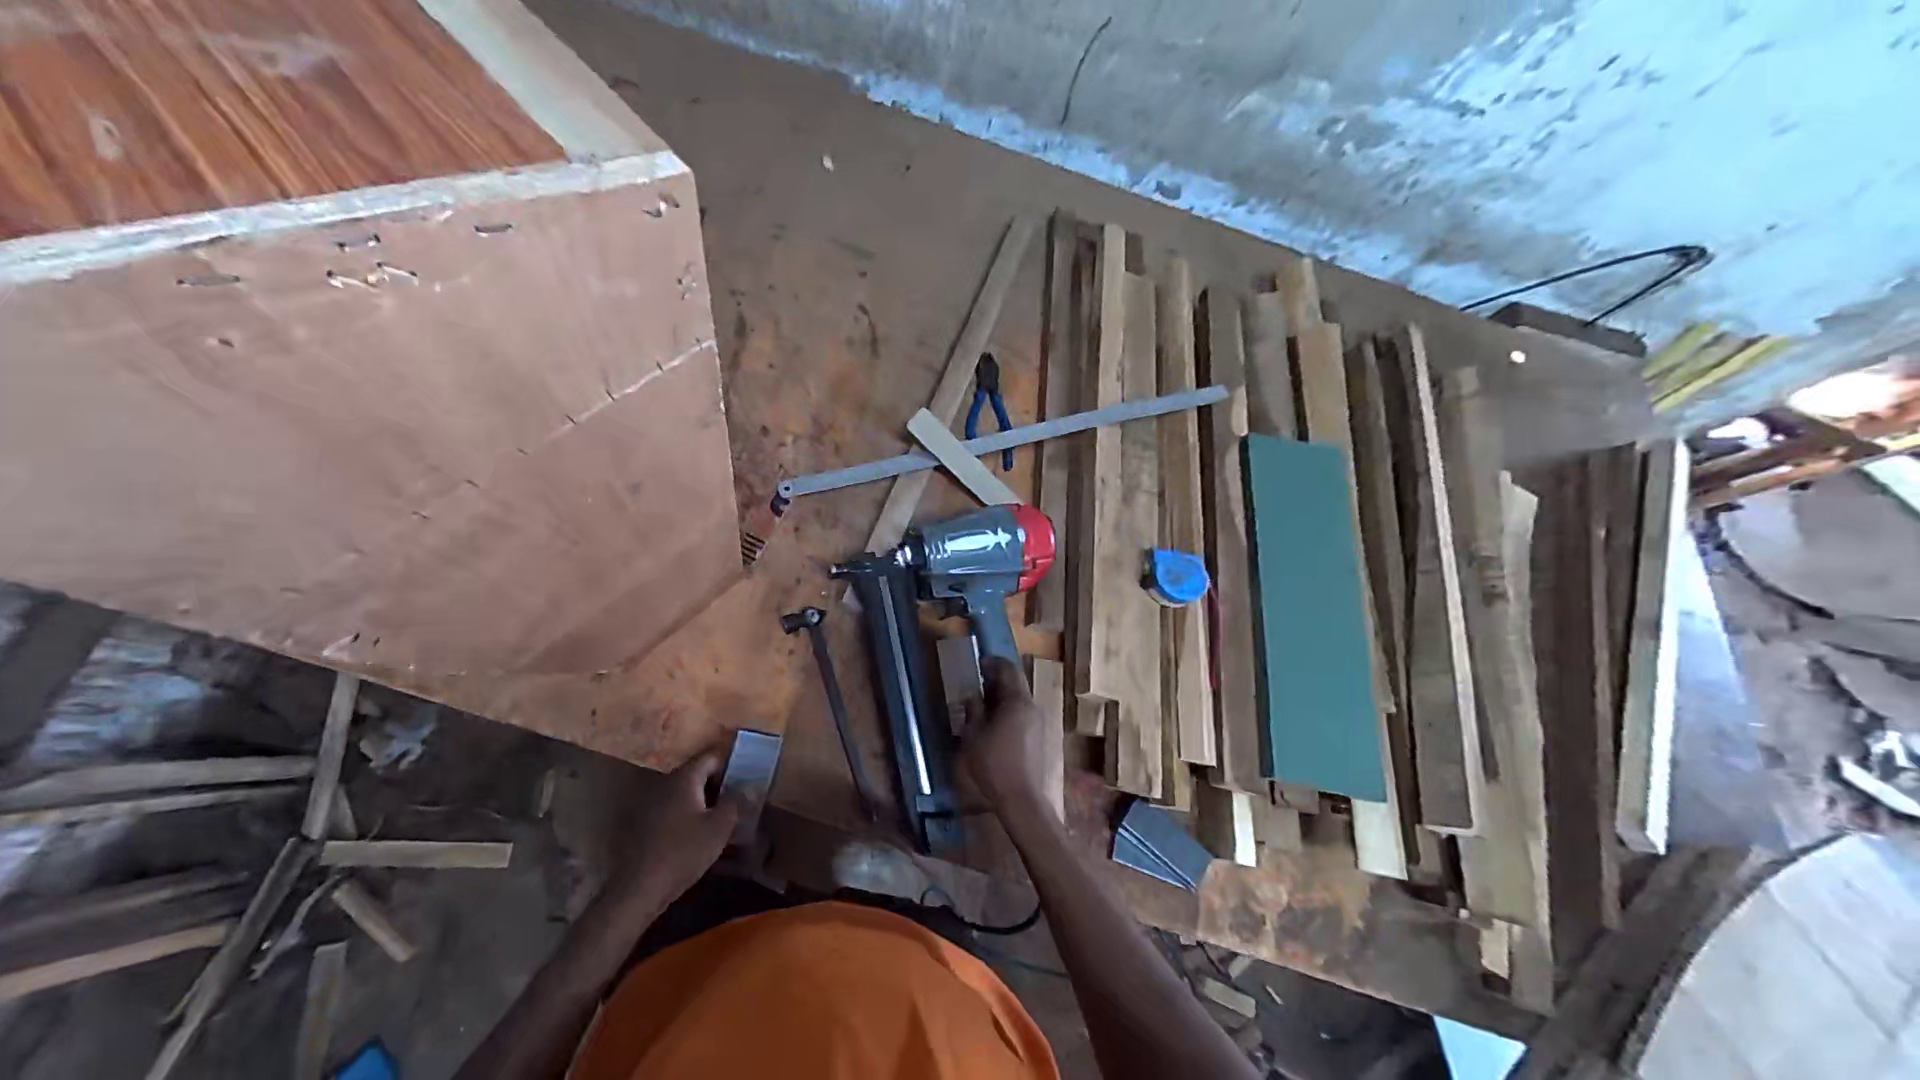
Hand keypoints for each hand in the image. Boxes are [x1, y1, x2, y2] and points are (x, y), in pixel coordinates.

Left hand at [605, 750, 739, 920]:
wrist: (639, 889)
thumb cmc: (684, 852)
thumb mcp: (720, 827)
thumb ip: (735, 802)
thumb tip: (746, 788)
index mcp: (684, 778)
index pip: (711, 757)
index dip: (730, 764)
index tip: (745, 778)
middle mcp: (664, 784)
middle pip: (696, 774)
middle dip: (717, 784)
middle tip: (736, 800)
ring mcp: (649, 803)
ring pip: (682, 793)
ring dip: (701, 800)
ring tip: (718, 818)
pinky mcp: (641, 824)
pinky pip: (670, 809)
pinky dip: (684, 814)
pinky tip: (694, 834)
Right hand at [963, 658, 1053, 822]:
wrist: (1022, 798)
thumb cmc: (993, 764)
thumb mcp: (973, 736)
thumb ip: (973, 711)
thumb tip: (973, 696)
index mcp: (1017, 702)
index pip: (1009, 670)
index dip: (994, 663)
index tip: (979, 664)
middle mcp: (1032, 707)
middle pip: (1017, 684)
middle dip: (998, 681)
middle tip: (978, 684)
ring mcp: (1039, 723)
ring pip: (1020, 701)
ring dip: (1003, 697)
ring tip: (983, 706)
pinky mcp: (1040, 738)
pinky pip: (1024, 715)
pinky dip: (1010, 712)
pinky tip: (995, 725)